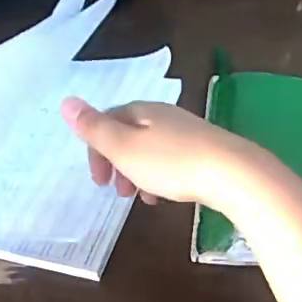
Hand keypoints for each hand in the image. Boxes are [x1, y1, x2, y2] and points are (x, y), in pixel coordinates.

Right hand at [60, 98, 261, 206]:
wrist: (234, 174)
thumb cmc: (173, 163)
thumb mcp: (126, 148)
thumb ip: (95, 129)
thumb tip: (67, 102)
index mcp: (144, 111)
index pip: (109, 121)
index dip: (96, 149)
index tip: (97, 180)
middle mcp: (167, 116)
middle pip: (132, 135)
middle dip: (119, 164)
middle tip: (117, 192)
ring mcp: (191, 134)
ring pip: (154, 151)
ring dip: (140, 174)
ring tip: (141, 199)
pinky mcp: (209, 153)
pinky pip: (176, 162)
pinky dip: (163, 178)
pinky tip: (167, 197)